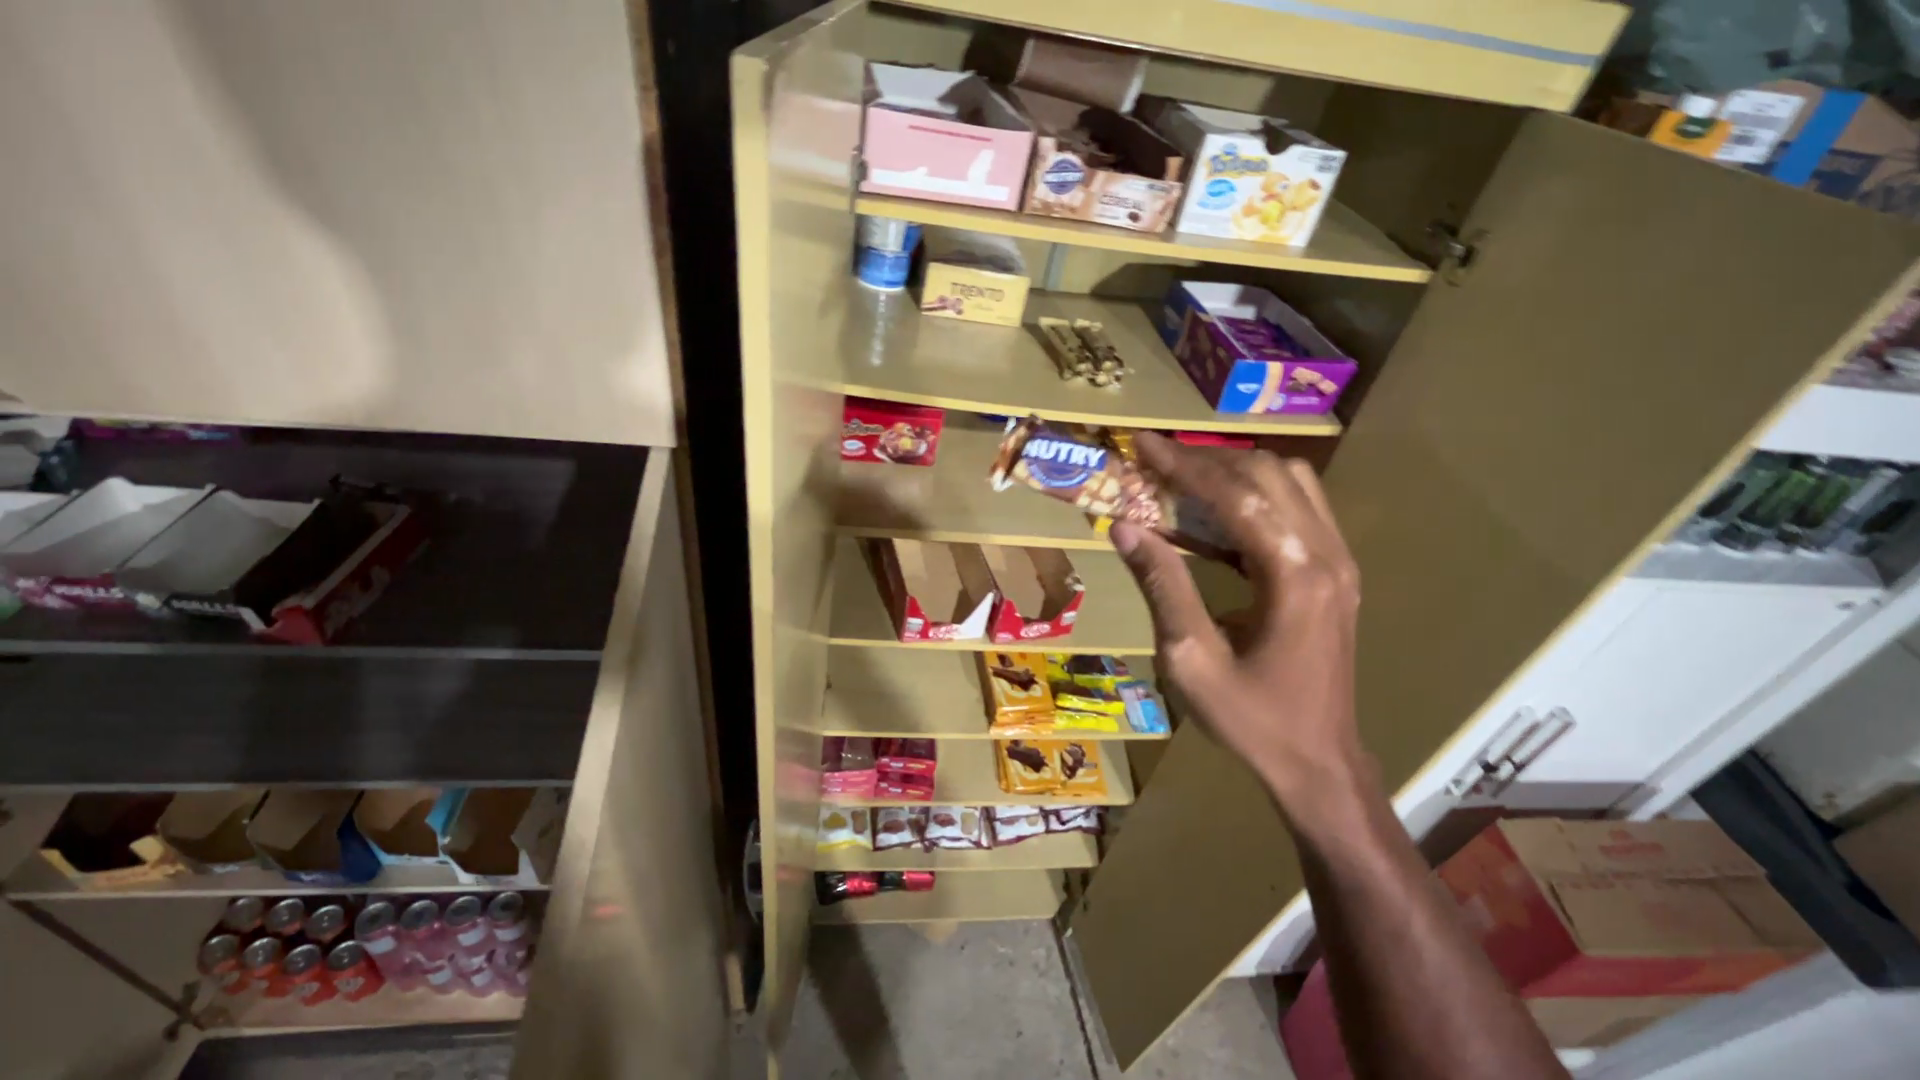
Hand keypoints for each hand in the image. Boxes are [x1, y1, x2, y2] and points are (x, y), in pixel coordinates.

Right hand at [1109, 432, 1365, 803]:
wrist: (1320, 762)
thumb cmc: (1252, 719)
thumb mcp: (1192, 659)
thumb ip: (1163, 586)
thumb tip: (1126, 527)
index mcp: (1294, 575)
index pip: (1236, 494)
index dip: (1184, 464)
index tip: (1142, 444)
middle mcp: (1327, 555)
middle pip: (1268, 474)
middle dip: (1208, 458)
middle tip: (1156, 459)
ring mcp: (1341, 562)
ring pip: (1293, 483)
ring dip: (1238, 470)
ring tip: (1185, 477)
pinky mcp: (1339, 574)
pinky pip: (1302, 509)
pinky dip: (1260, 495)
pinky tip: (1222, 513)